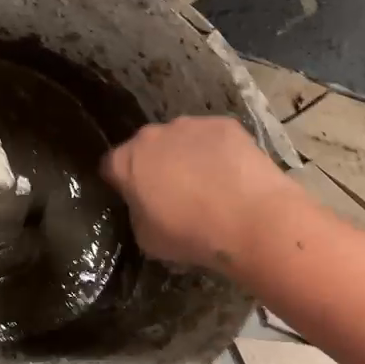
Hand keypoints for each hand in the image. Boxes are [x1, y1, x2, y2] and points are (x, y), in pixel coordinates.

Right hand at [100, 116, 296, 268]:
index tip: (136, 199)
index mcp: (125, 162)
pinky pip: (213, 136)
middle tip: (175, 193)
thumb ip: (137, 216)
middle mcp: (150, 136)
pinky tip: (233, 174)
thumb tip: (145, 209)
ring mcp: (187, 125)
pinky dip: (218, 151)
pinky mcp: (223, 124)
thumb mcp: (148, 239)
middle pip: (145, 148)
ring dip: (186, 155)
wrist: (254, 221)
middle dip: (155, 165)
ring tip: (210, 184)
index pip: (111, 167)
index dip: (122, 183)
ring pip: (179, 139)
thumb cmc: (193, 235)